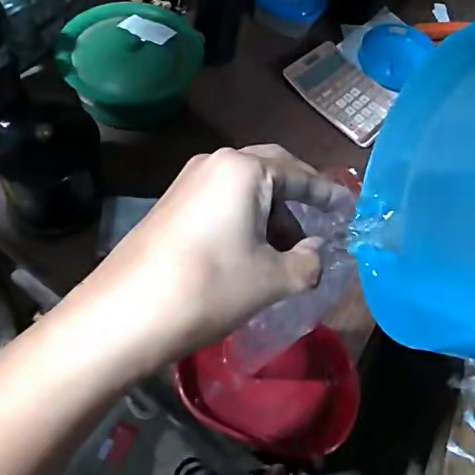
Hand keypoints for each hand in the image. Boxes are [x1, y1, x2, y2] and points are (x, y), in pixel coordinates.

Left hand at [54, 146, 353, 381]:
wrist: (124, 312)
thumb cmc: (209, 287)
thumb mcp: (270, 279)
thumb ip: (307, 262)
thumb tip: (316, 251)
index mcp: (244, 169)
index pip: (299, 174)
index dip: (327, 194)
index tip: (350, 209)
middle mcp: (214, 163)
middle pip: (270, 172)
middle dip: (297, 200)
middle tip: (319, 229)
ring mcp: (188, 181)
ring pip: (243, 189)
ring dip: (269, 215)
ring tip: (284, 257)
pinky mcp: (171, 203)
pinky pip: (220, 201)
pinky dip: (243, 220)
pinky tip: (248, 256)